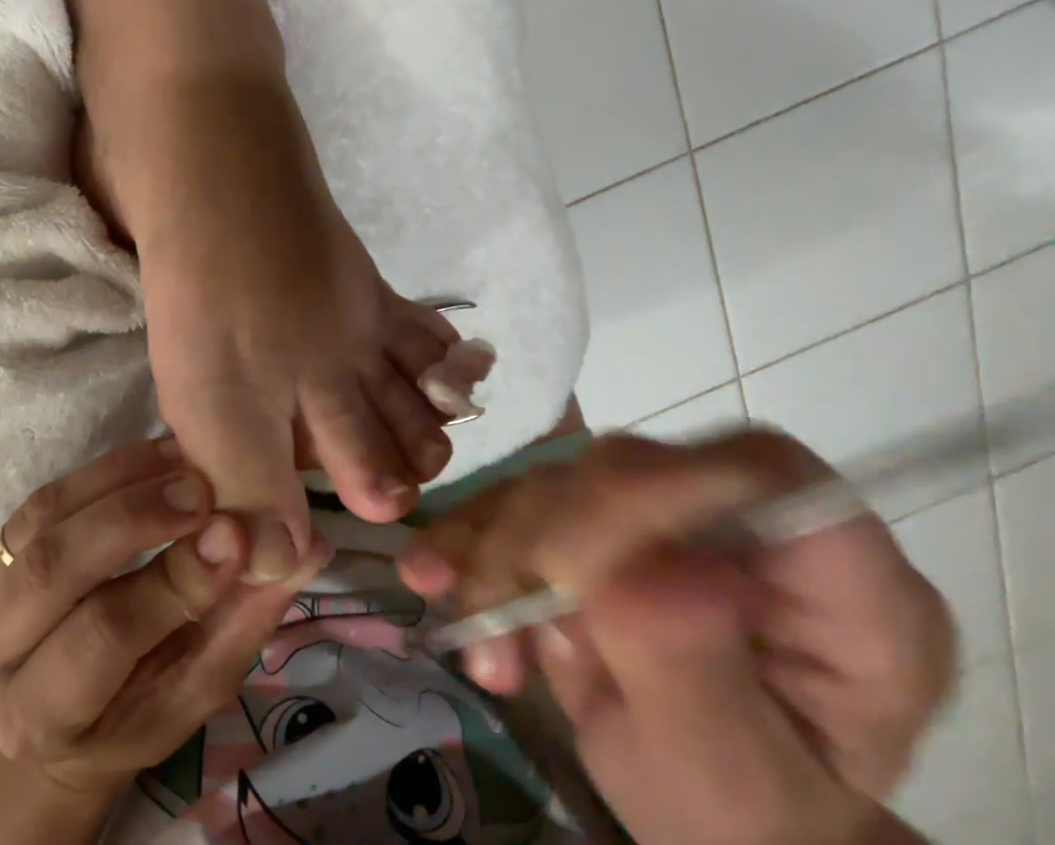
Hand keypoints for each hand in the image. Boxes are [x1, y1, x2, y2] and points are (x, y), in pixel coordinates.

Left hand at [0, 438, 330, 794]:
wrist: (53, 716)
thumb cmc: (132, 718)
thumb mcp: (192, 695)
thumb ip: (238, 624)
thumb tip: (301, 552)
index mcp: (43, 716)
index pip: (104, 636)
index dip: (171, 582)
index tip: (235, 536)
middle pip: (54, 569)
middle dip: (133, 520)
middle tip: (201, 489)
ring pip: (42, 521)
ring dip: (117, 482)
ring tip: (183, 460)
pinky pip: (39, 502)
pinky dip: (99, 474)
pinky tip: (153, 459)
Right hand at [398, 433, 952, 844]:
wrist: (707, 822)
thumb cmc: (738, 815)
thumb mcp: (726, 774)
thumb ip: (691, 668)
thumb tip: (641, 569)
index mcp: (843, 593)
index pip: (765, 475)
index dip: (659, 486)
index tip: (563, 564)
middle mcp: (752, 536)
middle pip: (630, 470)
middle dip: (541, 542)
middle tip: (497, 629)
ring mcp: (668, 527)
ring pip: (554, 485)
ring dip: (492, 558)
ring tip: (485, 656)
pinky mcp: (600, 532)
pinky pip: (515, 508)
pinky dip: (465, 543)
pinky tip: (435, 584)